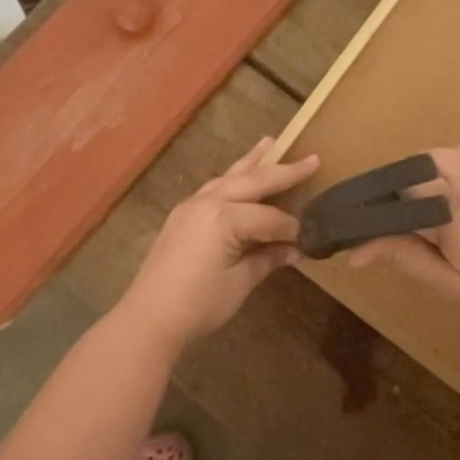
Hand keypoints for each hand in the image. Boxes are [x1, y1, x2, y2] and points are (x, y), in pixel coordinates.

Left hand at [113, 138, 318, 349]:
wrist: (149, 316)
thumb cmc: (198, 304)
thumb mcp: (239, 283)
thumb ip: (267, 260)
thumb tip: (294, 250)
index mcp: (223, 218)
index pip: (268, 217)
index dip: (290, 228)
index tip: (309, 238)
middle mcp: (207, 202)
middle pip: (251, 182)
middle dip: (282, 170)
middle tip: (310, 159)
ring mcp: (191, 205)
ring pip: (229, 177)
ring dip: (251, 163)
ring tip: (269, 143)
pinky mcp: (182, 215)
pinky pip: (213, 188)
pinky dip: (232, 180)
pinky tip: (240, 178)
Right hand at [345, 143, 459, 329]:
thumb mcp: (452, 282)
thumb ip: (404, 257)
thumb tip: (355, 252)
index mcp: (452, 201)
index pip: (401, 185)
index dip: (394, 201)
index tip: (400, 222)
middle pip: (428, 162)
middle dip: (424, 186)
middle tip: (440, 220)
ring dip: (454, 175)